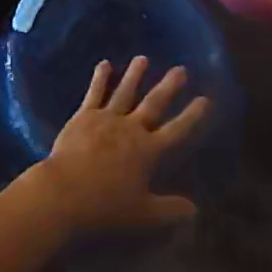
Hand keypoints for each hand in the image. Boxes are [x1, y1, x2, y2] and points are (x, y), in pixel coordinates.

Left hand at [15, 56, 210, 235]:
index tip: (205, 98)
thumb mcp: (144, 214)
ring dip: (135, 75)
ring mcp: (107, 119)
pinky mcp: (84, 116)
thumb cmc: (106, 205)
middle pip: (153, 104)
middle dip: (168, 87)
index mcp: (148, 151)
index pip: (177, 130)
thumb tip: (195, 210)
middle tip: (180, 69)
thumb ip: (170, 210)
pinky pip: (95, 93)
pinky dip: (100, 78)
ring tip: (143, 58)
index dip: (192, 115)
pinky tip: (104, 64)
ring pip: (125, 92)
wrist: (66, 191)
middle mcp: (131, 129)